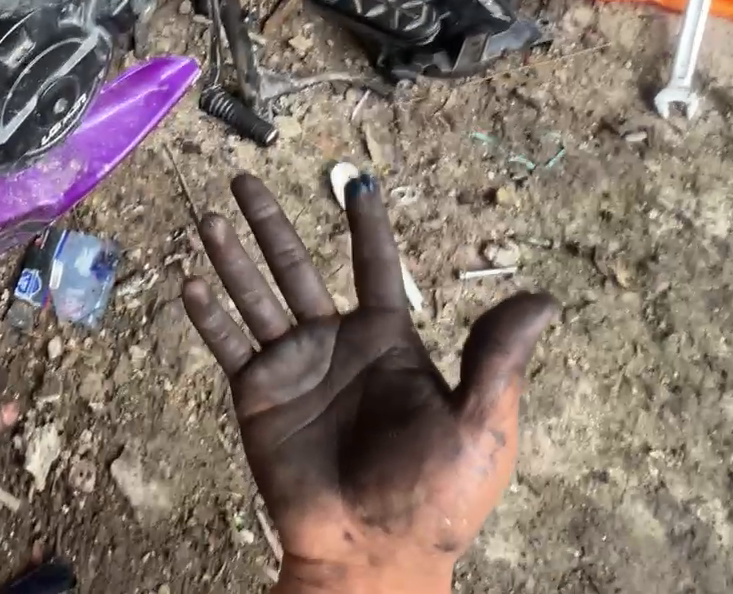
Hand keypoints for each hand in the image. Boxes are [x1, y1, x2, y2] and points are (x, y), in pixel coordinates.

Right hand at [181, 174, 557, 593]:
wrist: (371, 553)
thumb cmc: (433, 496)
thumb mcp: (477, 427)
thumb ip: (496, 360)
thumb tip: (543, 298)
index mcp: (384, 341)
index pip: (374, 266)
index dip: (366, 224)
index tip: (357, 184)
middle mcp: (331, 341)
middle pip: (294, 265)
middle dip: (269, 222)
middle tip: (242, 180)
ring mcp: (290, 364)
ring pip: (253, 294)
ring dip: (230, 257)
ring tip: (208, 219)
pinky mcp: (255, 393)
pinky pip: (227, 344)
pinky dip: (207, 316)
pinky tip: (188, 284)